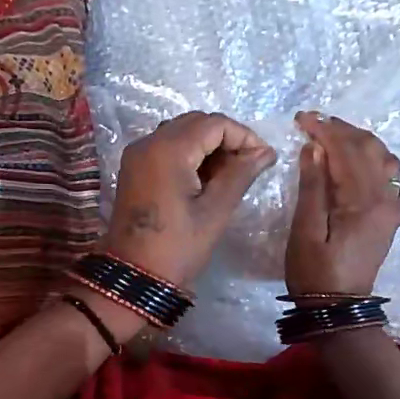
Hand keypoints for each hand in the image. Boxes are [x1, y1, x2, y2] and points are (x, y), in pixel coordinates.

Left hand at [103, 111, 276, 287]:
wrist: (133, 275)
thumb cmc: (177, 247)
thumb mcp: (215, 211)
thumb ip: (241, 174)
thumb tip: (266, 152)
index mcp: (168, 150)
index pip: (214, 124)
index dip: (243, 136)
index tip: (263, 158)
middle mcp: (148, 143)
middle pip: (196, 123)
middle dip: (225, 139)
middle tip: (247, 166)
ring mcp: (137, 155)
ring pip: (180, 133)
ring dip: (207, 147)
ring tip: (228, 175)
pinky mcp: (133, 169)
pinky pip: (166, 148)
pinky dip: (188, 155)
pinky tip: (205, 180)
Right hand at [285, 111, 399, 296]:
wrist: (339, 308)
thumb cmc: (314, 273)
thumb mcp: (305, 231)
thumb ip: (313, 188)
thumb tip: (315, 149)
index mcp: (363, 201)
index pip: (345, 151)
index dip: (324, 130)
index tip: (301, 118)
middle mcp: (386, 199)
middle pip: (369, 149)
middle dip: (341, 130)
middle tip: (315, 122)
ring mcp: (393, 209)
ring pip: (386, 160)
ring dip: (361, 143)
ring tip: (336, 138)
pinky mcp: (392, 220)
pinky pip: (396, 183)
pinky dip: (381, 167)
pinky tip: (366, 170)